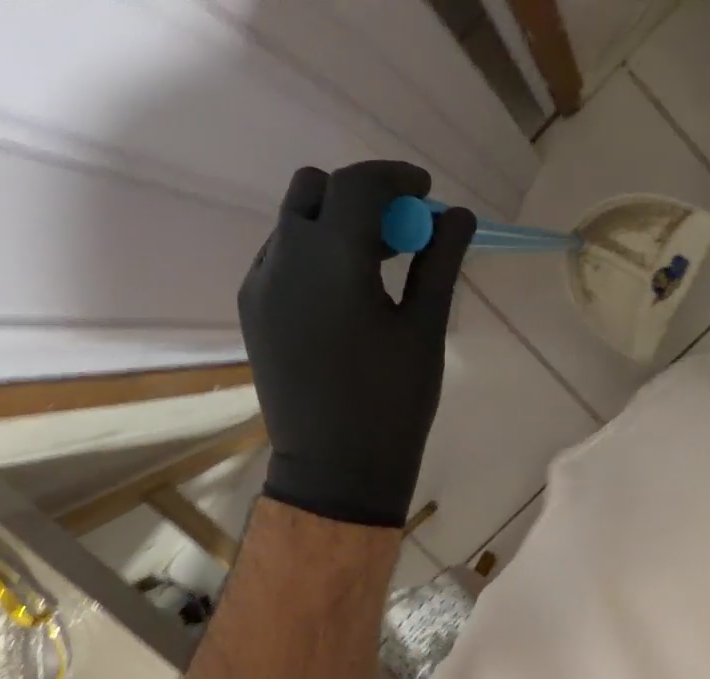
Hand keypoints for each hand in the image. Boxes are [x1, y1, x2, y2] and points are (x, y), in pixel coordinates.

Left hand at [238, 161, 476, 526]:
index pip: (360, 184)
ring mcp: (260, 284)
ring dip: (336, 224)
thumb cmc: (393, 404)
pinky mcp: (252, 310)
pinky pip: (280, 256)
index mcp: (334, 261)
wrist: (335, 469)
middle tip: (402, 236)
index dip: (397, 178)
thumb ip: (440, 263)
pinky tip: (343, 298)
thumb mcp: (424, 332)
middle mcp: (285, 259)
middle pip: (317, 190)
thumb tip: (458, 216)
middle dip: (362, 197)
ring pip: (294, 221)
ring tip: (376, 269)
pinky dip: (314, 254)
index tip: (427, 195)